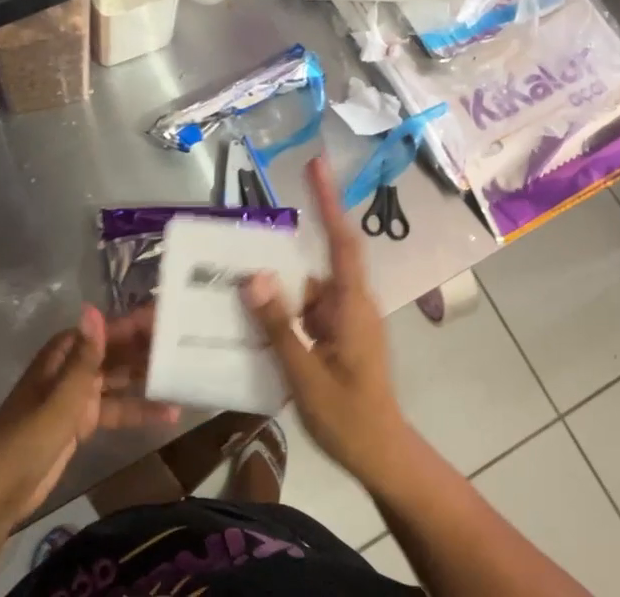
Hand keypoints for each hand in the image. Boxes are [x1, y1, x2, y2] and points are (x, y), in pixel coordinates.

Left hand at [0, 304, 180, 523]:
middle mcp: (70, 370)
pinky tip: (169, 414)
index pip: (104, 331)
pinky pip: (116, 410)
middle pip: (114, 353)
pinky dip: (139, 411)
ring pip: (118, 381)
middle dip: (146, 349)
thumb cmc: (25, 439)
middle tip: (188, 345)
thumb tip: (93, 307)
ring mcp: (76, 398)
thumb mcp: (60, 399)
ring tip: (185, 375)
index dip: (134, 323)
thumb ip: (84, 357)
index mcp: (61, 356)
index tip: (168, 316)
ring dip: (147, 379)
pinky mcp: (82, 424)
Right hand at [241, 156, 407, 485]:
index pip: (342, 241)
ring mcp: (348, 321)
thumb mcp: (305, 374)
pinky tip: (256, 325)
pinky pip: (309, 312)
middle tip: (240, 252)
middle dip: (282, 257)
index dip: (328, 201)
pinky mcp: (341, 337)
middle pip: (316, 265)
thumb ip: (280, 325)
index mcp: (352, 306)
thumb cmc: (348, 417)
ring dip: (281, 293)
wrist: (381, 455)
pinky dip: (286, 314)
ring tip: (237, 293)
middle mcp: (353, 304)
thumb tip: (254, 276)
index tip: (316, 164)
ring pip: (309, 291)